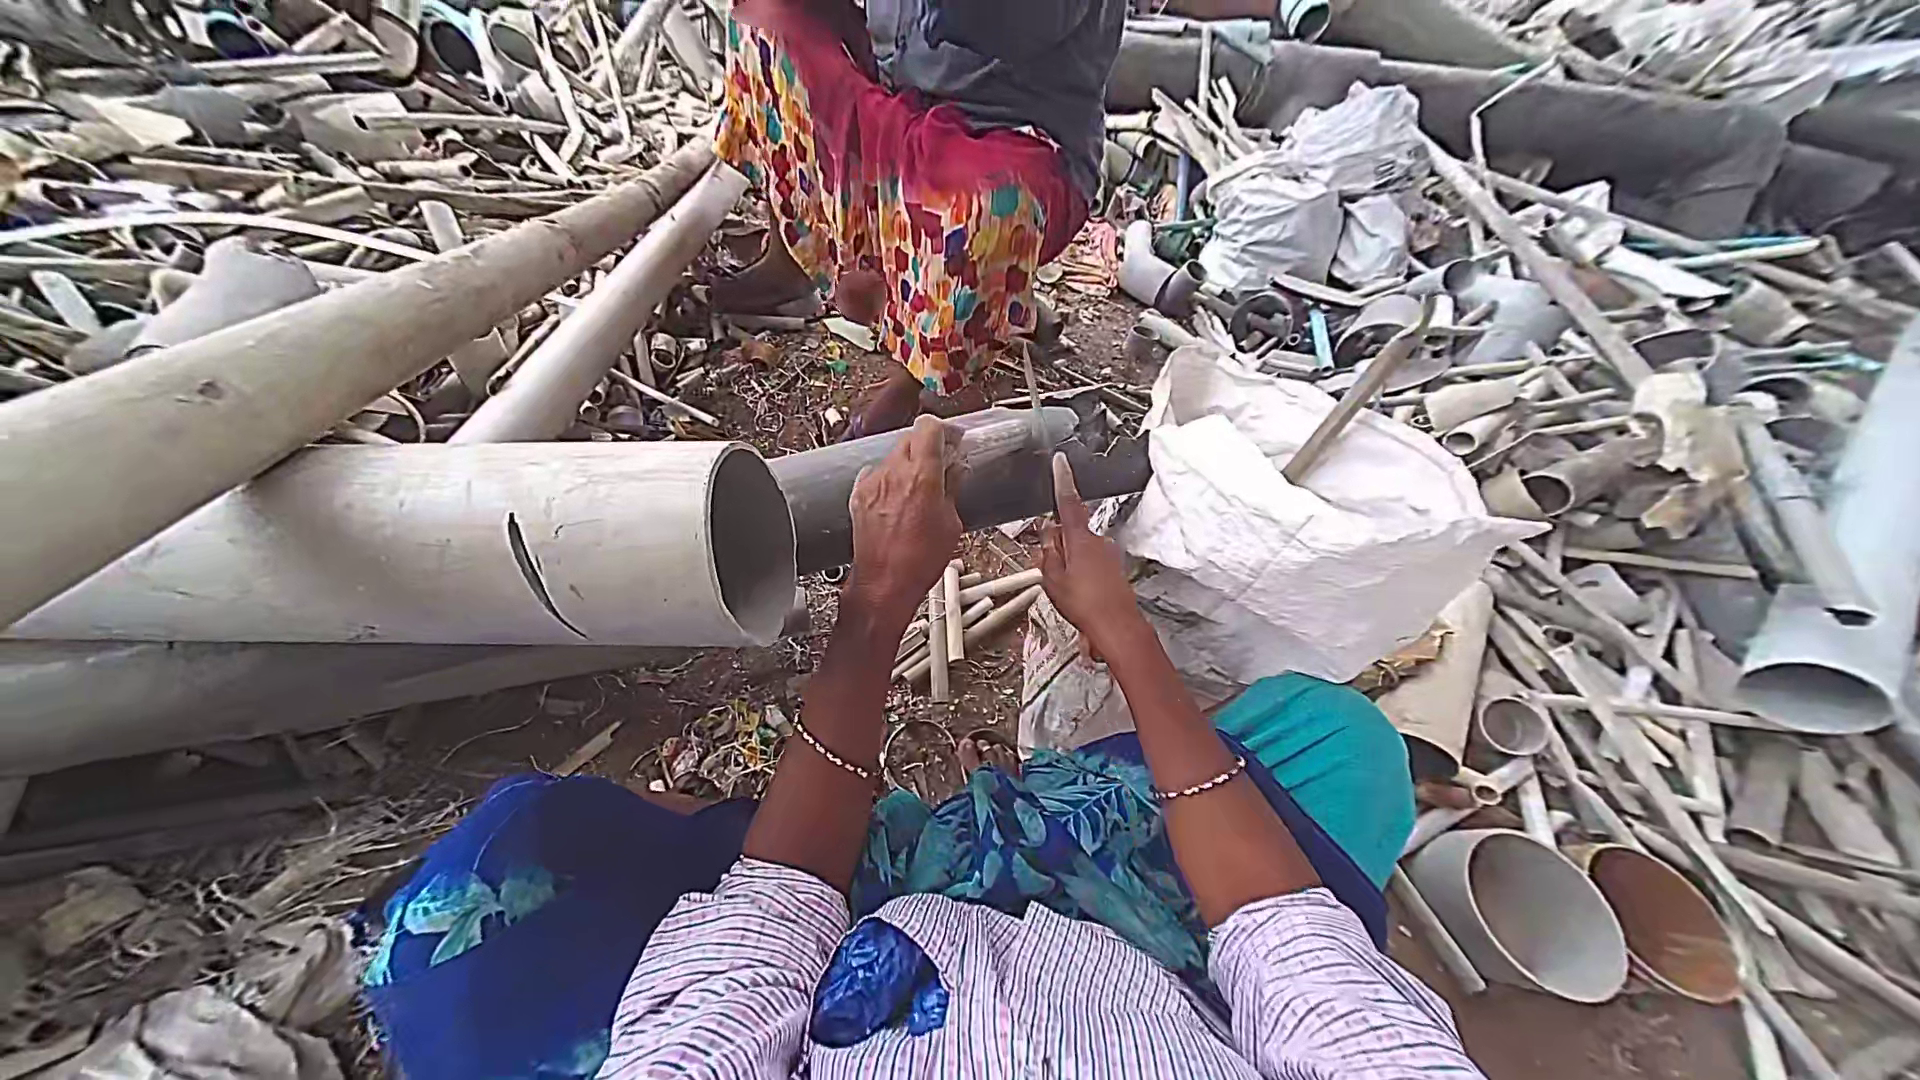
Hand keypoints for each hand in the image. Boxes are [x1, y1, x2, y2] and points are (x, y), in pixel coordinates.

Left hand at [844, 415, 963, 629]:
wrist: (884, 584)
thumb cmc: (917, 562)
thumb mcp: (951, 523)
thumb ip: (952, 488)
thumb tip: (955, 470)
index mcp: (922, 476)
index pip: (929, 428)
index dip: (944, 431)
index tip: (952, 440)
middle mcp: (893, 474)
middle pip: (910, 438)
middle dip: (927, 446)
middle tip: (941, 461)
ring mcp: (873, 483)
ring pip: (892, 456)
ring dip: (908, 463)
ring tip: (920, 485)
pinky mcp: (858, 495)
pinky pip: (876, 474)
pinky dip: (889, 479)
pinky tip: (899, 498)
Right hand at [1039, 452, 1143, 652]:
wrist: (1117, 628)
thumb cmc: (1086, 605)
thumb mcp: (1052, 578)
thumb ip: (1048, 551)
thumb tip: (1048, 532)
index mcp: (1080, 539)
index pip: (1068, 502)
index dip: (1063, 481)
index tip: (1060, 462)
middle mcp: (1098, 542)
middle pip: (1070, 530)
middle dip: (1058, 544)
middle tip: (1050, 569)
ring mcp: (1108, 555)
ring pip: (1079, 548)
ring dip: (1069, 561)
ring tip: (1065, 588)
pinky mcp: (1113, 569)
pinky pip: (1090, 562)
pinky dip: (1080, 572)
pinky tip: (1077, 593)